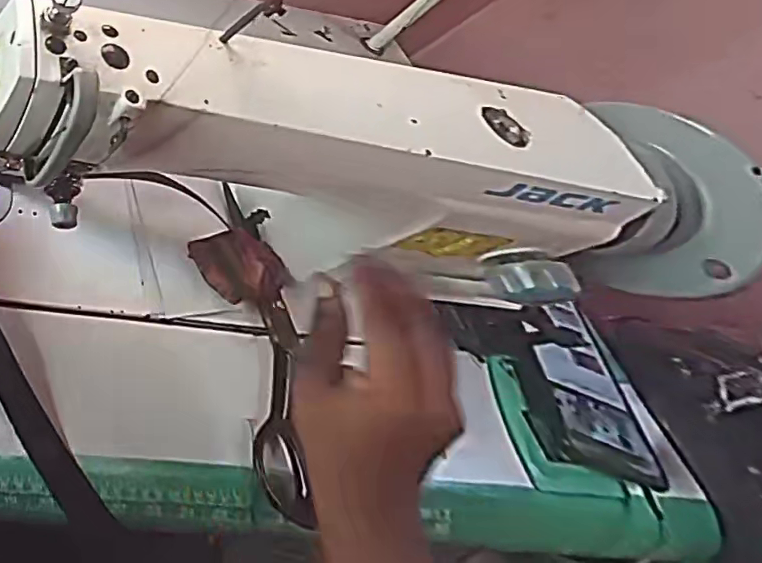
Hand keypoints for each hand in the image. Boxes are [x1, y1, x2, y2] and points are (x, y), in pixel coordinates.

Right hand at [294, 259, 461, 524]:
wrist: (367, 502)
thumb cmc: (334, 454)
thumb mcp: (311, 386)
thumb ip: (322, 334)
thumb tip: (327, 294)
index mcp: (391, 390)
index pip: (385, 319)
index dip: (369, 283)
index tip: (354, 262)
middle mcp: (429, 396)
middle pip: (420, 322)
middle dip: (396, 284)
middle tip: (372, 260)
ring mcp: (446, 404)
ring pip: (438, 334)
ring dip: (413, 300)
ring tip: (388, 275)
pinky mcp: (451, 408)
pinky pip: (442, 351)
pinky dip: (423, 322)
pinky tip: (405, 308)